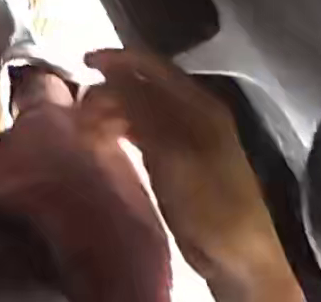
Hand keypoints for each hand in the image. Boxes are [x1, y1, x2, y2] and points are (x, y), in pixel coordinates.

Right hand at [82, 50, 301, 301]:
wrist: (240, 262)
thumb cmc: (209, 200)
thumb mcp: (170, 150)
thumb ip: (140, 106)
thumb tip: (110, 71)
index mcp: (196, 101)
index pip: (151, 64)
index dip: (117, 58)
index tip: (84, 61)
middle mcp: (191, 110)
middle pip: (142, 85)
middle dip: (109, 88)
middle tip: (80, 103)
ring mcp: (184, 135)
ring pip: (139, 108)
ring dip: (112, 109)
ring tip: (85, 122)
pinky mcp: (175, 159)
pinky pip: (142, 130)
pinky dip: (121, 128)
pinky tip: (103, 137)